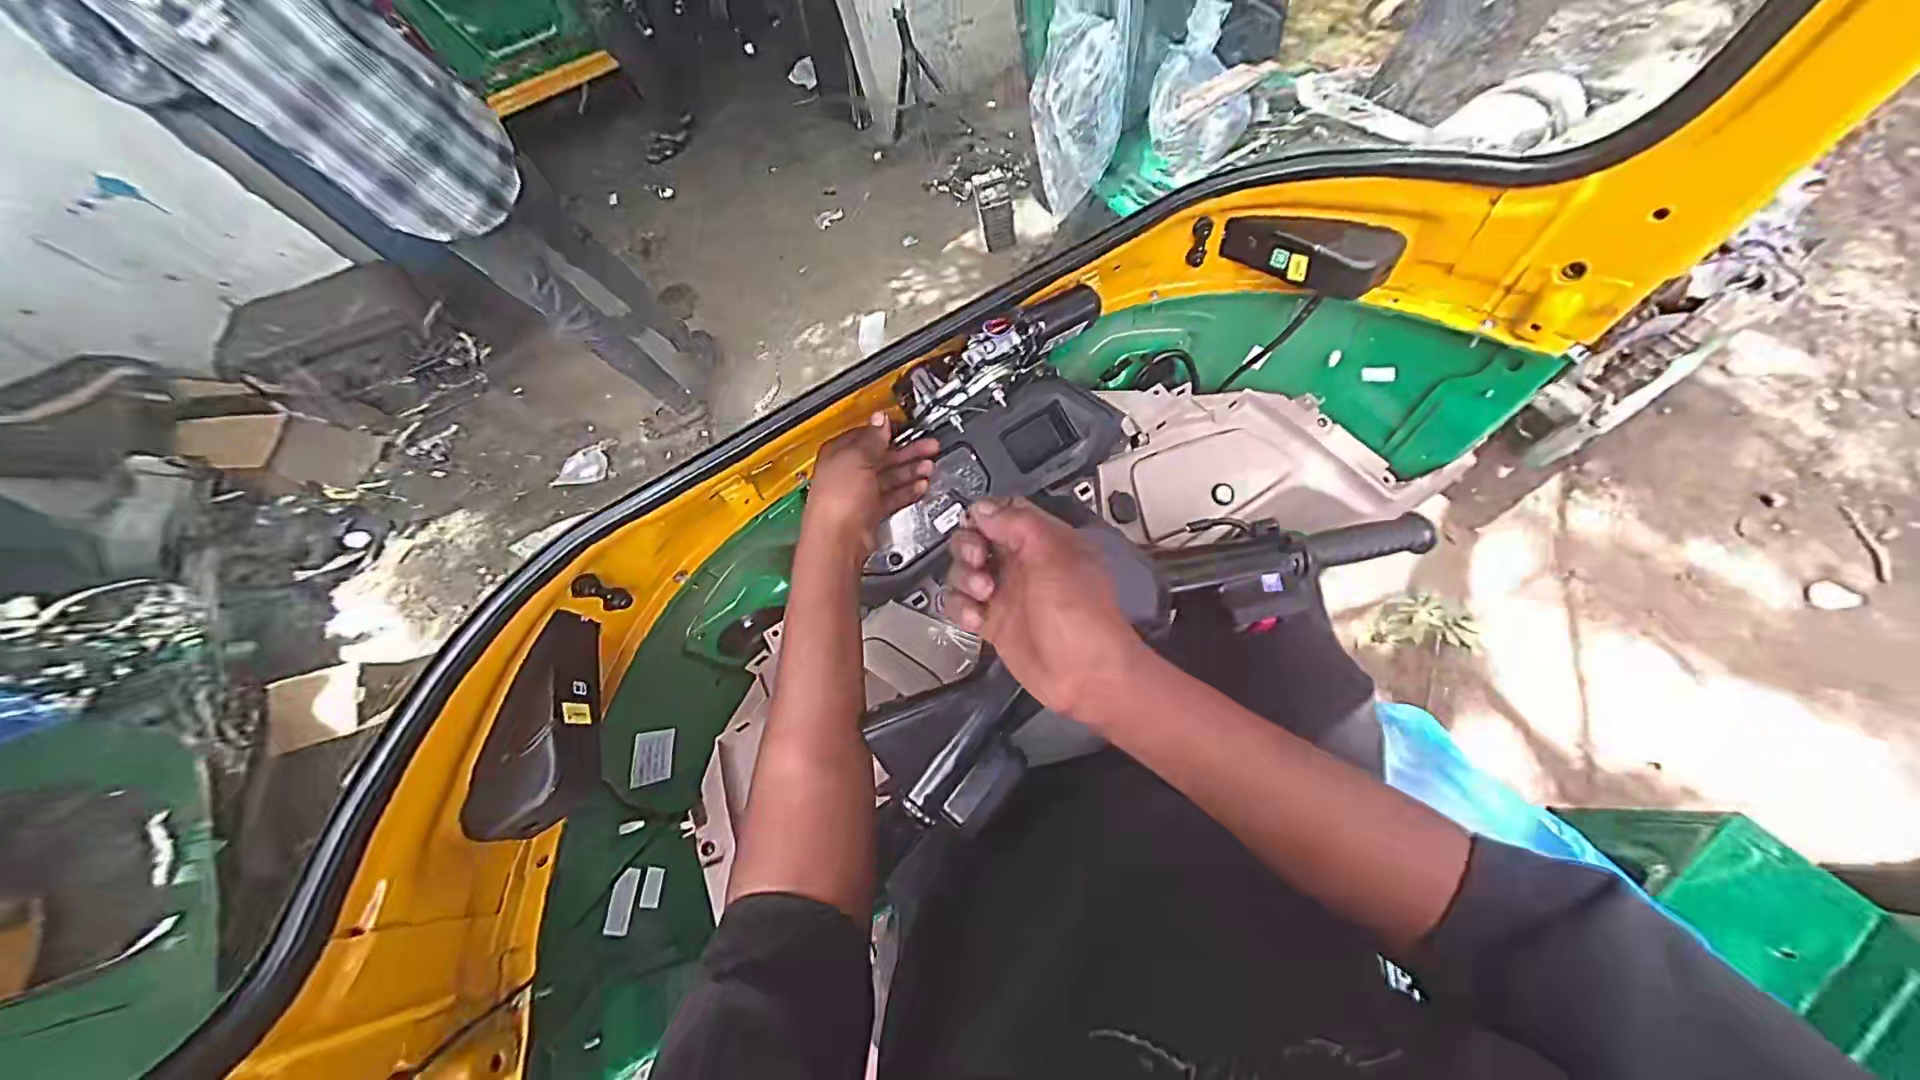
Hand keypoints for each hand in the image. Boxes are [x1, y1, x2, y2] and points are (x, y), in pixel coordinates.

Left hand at [803, 412, 939, 556]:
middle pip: (882, 457)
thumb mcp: (858, 458)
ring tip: (930, 466)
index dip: (887, 431)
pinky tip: (921, 485)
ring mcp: (860, 494)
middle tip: (928, 447)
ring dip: (911, 471)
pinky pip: (894, 497)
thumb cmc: (838, 499)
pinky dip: (908, 491)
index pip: (866, 436)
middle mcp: (848, 473)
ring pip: (891, 477)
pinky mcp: (871, 513)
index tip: (906, 427)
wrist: (839, 539)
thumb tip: (880, 420)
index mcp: (839, 454)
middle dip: (907, 452)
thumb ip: (873, 438)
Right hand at [941, 497, 1147, 719]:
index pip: (1006, 511)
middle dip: (968, 546)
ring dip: (964, 579)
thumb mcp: (1053, 557)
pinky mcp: (996, 622)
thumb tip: (985, 509)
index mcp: (1044, 540)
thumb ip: (1017, 524)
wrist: (1086, 676)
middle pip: (977, 539)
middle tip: (977, 558)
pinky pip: (963, 606)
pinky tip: (976, 617)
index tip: (974, 524)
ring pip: (965, 572)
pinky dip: (961, 609)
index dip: (984, 514)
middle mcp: (1024, 564)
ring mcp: (1009, 593)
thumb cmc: (1085, 620)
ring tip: (983, 591)